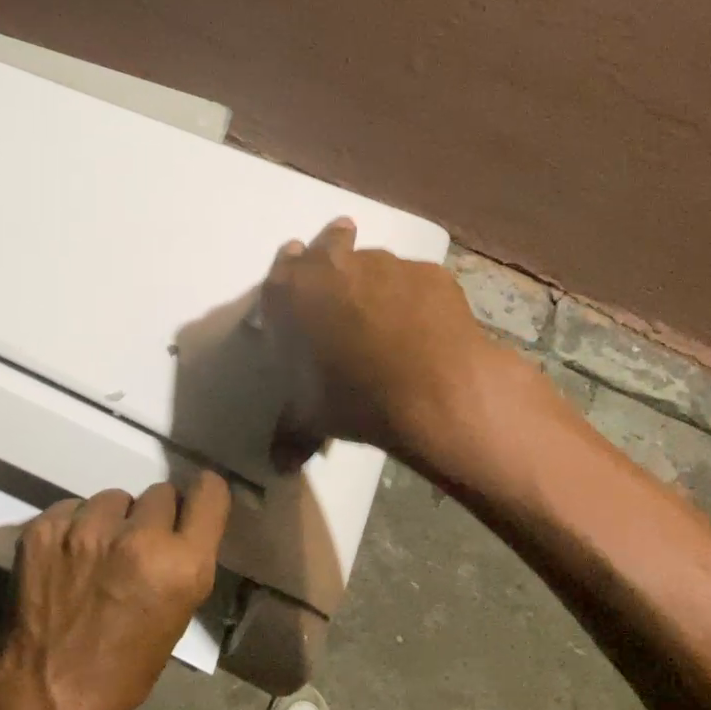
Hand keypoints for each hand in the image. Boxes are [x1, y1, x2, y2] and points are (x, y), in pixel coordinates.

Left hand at [0, 475, 230, 709]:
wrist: (48, 688)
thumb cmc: (122, 670)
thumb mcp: (176, 617)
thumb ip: (181, 563)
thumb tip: (176, 529)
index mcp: (180, 565)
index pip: (209, 494)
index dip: (204, 495)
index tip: (197, 499)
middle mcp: (136, 536)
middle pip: (158, 494)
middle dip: (152, 517)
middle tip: (137, 548)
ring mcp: (85, 528)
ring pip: (111, 498)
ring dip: (110, 520)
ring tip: (96, 556)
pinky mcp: (45, 527)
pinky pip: (71, 508)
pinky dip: (73, 527)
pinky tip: (66, 560)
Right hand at [263, 217, 499, 466]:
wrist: (431, 389)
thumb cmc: (351, 397)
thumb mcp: (310, 418)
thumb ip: (291, 433)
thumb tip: (279, 467)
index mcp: (290, 293)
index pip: (281, 267)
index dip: (290, 272)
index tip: (299, 283)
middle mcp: (332, 265)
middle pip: (330, 242)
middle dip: (332, 251)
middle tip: (339, 278)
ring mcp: (385, 264)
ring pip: (373, 261)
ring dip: (374, 279)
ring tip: (385, 312)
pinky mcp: (429, 273)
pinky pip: (414, 280)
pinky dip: (414, 296)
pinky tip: (423, 325)